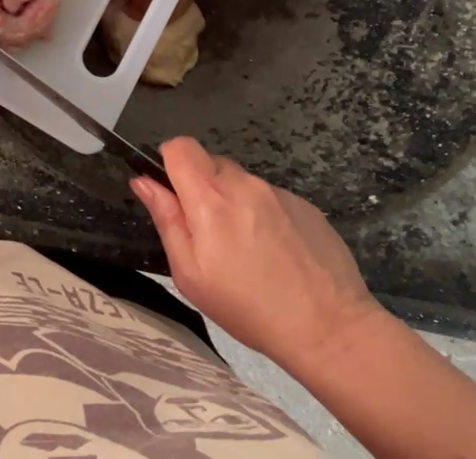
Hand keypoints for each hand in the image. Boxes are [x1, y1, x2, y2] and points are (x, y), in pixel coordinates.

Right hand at [133, 137, 384, 368]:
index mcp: (210, 199)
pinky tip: (276, 252)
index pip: (180, 146)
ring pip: (241, 181)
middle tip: (209, 231)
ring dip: (234, 201)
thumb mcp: (190, 274)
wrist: (331, 330)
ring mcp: (279, 193)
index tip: (173, 192)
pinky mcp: (306, 206)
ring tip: (247, 246)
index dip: (169, 162)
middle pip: (210, 161)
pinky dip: (264, 214)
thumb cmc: (248, 308)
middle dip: (202, 186)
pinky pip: (271, 197)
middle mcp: (245, 185)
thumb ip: (166, 220)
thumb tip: (143, 182)